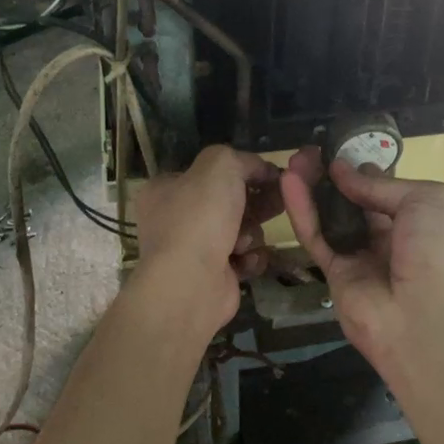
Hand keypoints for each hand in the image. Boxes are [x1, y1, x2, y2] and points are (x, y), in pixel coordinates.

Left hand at [131, 145, 281, 338]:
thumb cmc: (200, 217)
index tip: (269, 174)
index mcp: (166, 189)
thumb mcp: (220, 165)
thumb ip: (242, 159)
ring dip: (250, 234)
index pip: (208, 173)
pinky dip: (250, 258)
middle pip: (228, 202)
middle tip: (278, 202)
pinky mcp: (213, 276)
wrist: (191, 283)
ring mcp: (193, 250)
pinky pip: (243, 258)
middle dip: (255, 203)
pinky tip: (245, 261)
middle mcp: (175, 219)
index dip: (241, 171)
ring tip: (243, 242)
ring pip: (240, 230)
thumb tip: (262, 169)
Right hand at [279, 148, 443, 384]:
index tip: (336, 148)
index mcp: (420, 217)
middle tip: (308, 152)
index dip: (361, 168)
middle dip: (332, 175)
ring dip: (312, 187)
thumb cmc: (441, 256)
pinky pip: (316, 237)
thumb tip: (342, 170)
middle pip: (352, 200)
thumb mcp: (426, 202)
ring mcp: (361, 256)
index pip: (384, 187)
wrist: (430, 327)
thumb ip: (380, 185)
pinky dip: (301, 210)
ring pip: (330, 216)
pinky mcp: (335, 274)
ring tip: (294, 160)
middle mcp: (390, 235)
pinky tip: (289, 182)